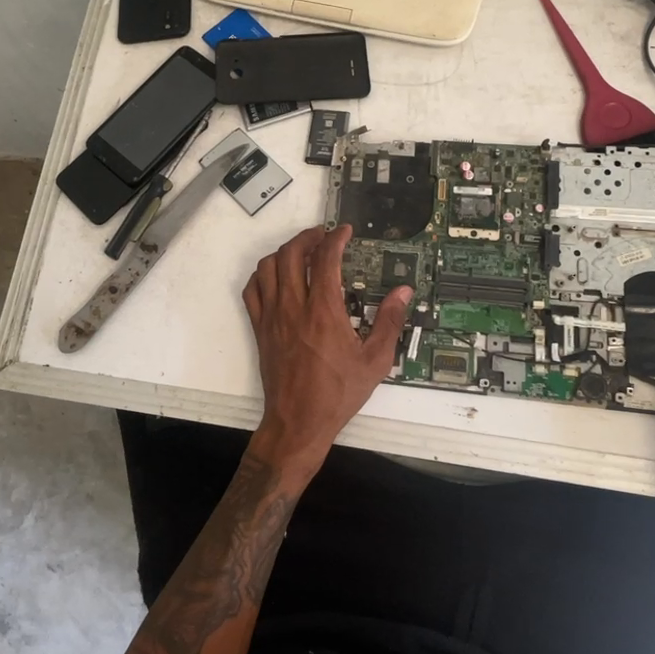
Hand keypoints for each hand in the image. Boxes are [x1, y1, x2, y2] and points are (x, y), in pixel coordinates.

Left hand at [241, 225, 412, 477]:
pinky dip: (262, 275)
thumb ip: (389, 322)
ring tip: (301, 252)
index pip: (325, 259)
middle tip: (323, 236)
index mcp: (323, 312)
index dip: (335, 238)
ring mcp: (272, 317)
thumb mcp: (374, 362)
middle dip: (308, 237)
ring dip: (284, 252)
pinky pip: (252, 290)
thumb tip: (402, 293)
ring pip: (267, 267)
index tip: (345, 232)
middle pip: (291, 254)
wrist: (298, 422)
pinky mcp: (260, 328)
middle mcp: (293, 308)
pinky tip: (275, 277)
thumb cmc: (337, 395)